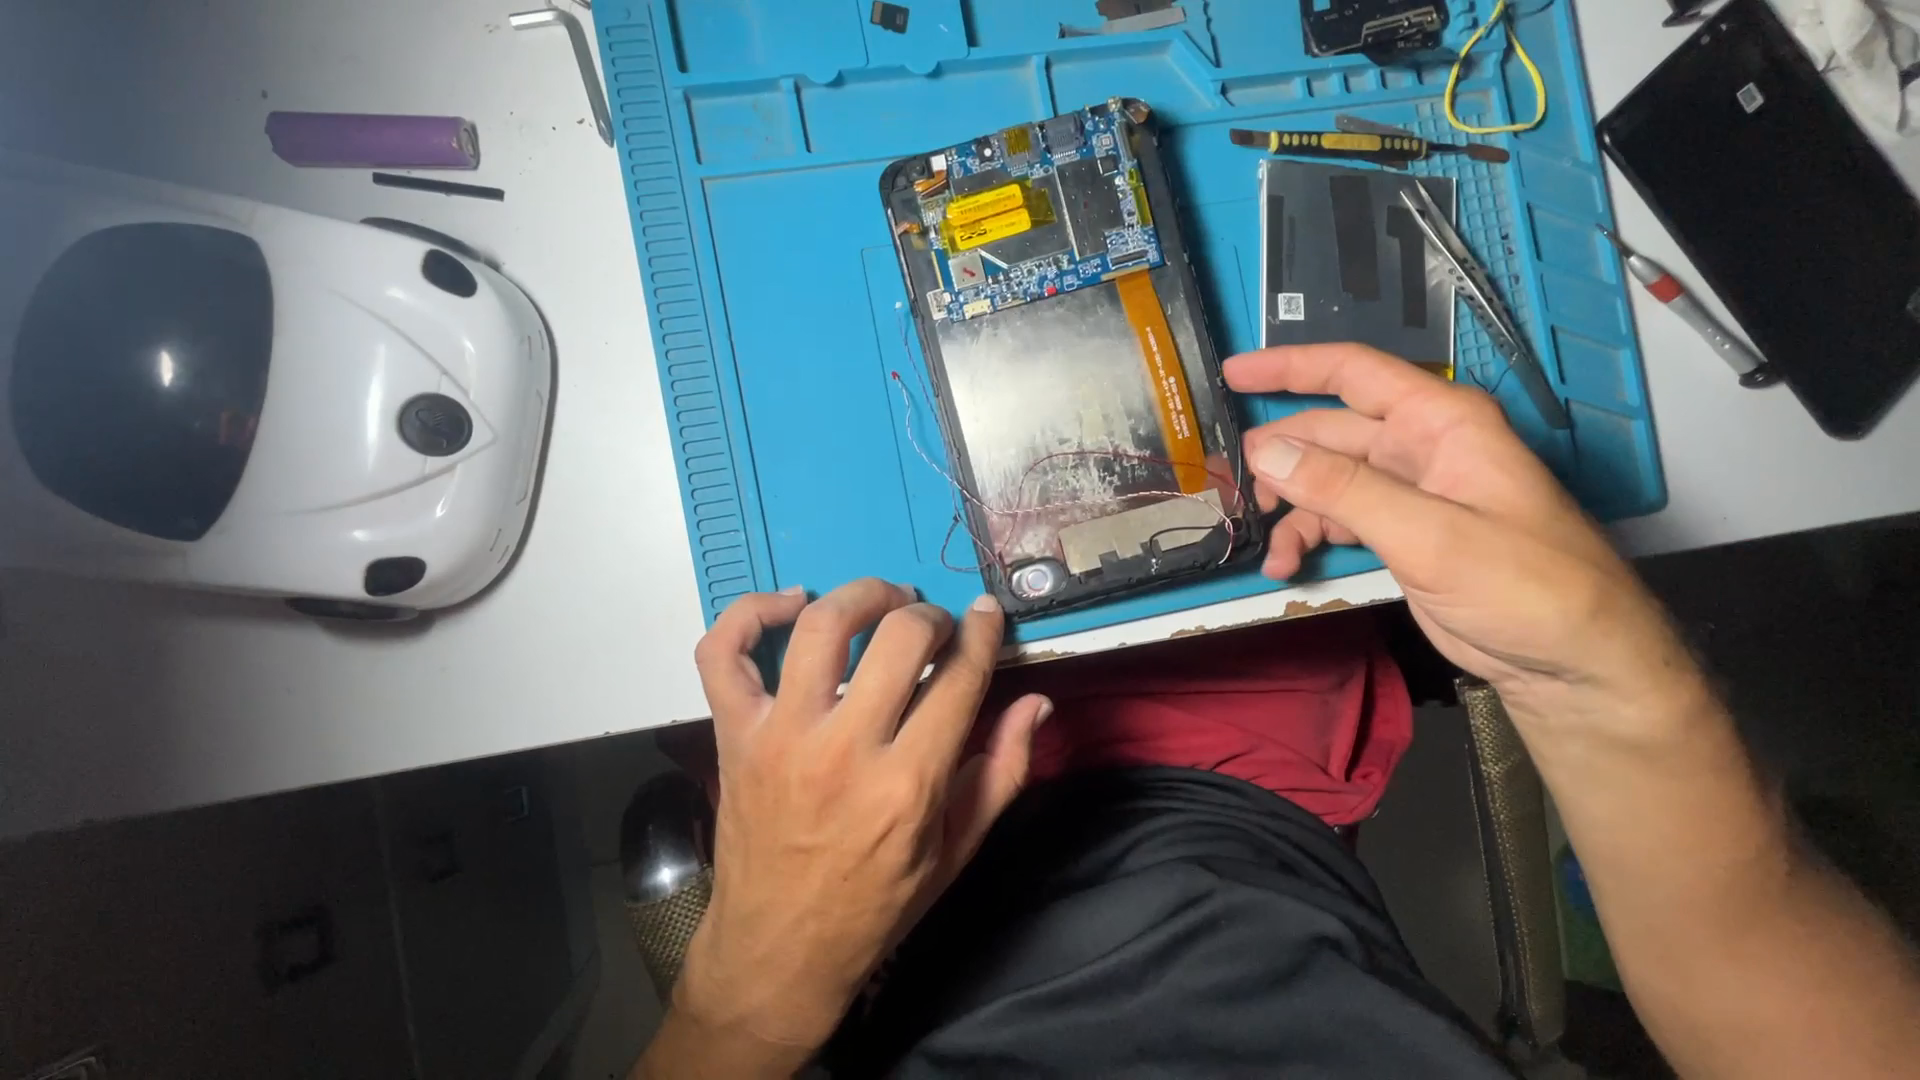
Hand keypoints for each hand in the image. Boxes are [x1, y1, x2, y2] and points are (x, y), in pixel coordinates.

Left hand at [675, 579, 1050, 1063]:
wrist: (778, 953)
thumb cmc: (876, 905)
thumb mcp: (957, 851)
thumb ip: (1003, 771)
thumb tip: (1035, 701)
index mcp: (909, 785)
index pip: (959, 678)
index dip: (983, 633)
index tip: (987, 614)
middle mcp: (844, 750)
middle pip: (899, 638)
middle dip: (931, 617)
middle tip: (937, 627)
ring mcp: (780, 737)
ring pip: (819, 627)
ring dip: (861, 596)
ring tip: (884, 601)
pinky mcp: (734, 735)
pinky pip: (723, 652)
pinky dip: (750, 612)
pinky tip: (790, 605)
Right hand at [1225, 344, 1698, 720]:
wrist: (1571, 663)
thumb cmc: (1525, 586)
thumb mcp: (1429, 534)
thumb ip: (1343, 490)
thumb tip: (1264, 450)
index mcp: (1440, 423)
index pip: (1353, 374)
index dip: (1288, 369)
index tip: (1231, 374)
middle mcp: (1418, 448)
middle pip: (1326, 432)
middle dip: (1275, 453)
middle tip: (1227, 483)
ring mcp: (1406, 492)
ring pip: (1322, 480)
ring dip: (1286, 506)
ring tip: (1259, 537)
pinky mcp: (1397, 533)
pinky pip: (1335, 519)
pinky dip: (1306, 537)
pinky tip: (1287, 565)